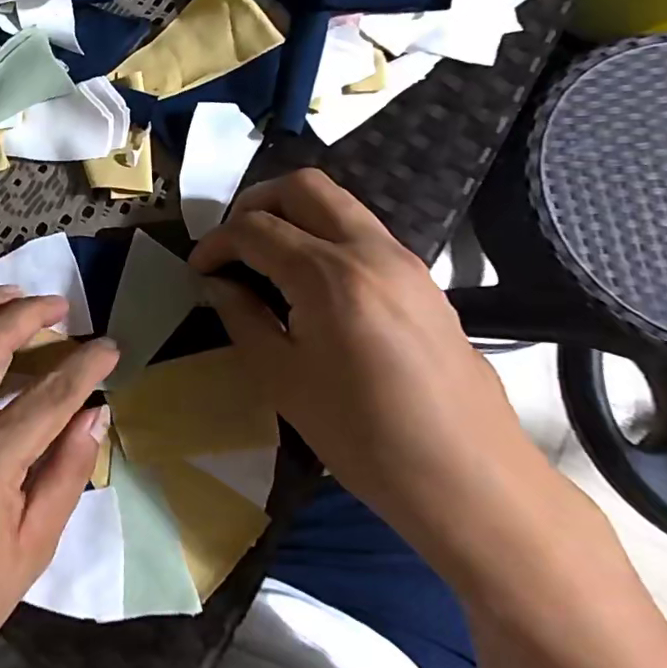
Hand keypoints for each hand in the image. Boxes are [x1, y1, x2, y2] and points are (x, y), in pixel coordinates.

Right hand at [187, 169, 530, 545]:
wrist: (469, 480)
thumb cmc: (361, 433)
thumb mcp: (280, 376)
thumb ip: (242, 316)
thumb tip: (218, 284)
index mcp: (329, 276)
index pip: (254, 228)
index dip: (215, 243)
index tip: (197, 268)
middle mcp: (371, 253)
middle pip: (303, 187)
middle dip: (254, 203)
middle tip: (229, 243)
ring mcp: (406, 263)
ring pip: (338, 203)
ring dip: (290, 216)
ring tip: (262, 259)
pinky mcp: (423, 282)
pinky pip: (361, 233)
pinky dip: (321, 236)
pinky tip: (305, 281)